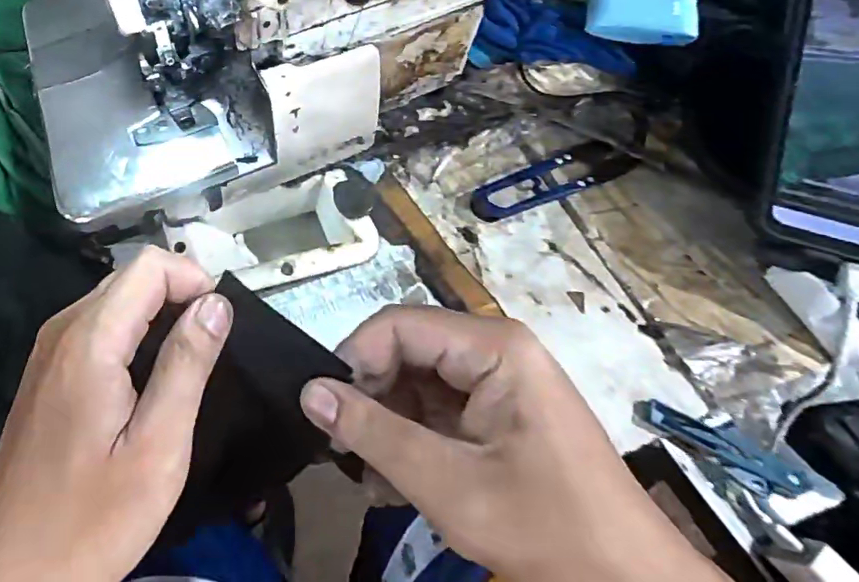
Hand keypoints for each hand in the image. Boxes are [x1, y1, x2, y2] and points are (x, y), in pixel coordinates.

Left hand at [0, 249, 231, 581]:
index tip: (222, 321)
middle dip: (177, 293)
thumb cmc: (92, 518)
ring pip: (113, 298)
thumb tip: (215, 303)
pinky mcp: (45, 368)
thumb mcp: (157, 449)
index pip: (148, 266)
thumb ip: (186, 366)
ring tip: (186, 363)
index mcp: (89, 339)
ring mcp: (48, 346)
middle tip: (211, 345)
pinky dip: (130, 330)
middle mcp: (62, 327)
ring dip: (155, 312)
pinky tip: (146, 376)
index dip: (192, 278)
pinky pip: (95, 324)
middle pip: (129, 276)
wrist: (13, 570)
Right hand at [299, 307, 724, 581]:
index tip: (327, 408)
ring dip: (386, 425)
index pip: (399, 325)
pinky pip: (435, 409)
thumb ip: (375, 434)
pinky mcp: (497, 414)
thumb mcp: (452, 486)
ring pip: (414, 382)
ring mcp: (497, 383)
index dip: (356, 359)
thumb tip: (309, 392)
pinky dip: (409, 440)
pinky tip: (394, 482)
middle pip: (405, 352)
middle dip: (370, 398)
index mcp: (495, 348)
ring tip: (369, 475)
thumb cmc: (550, 533)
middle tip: (343, 447)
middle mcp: (494, 351)